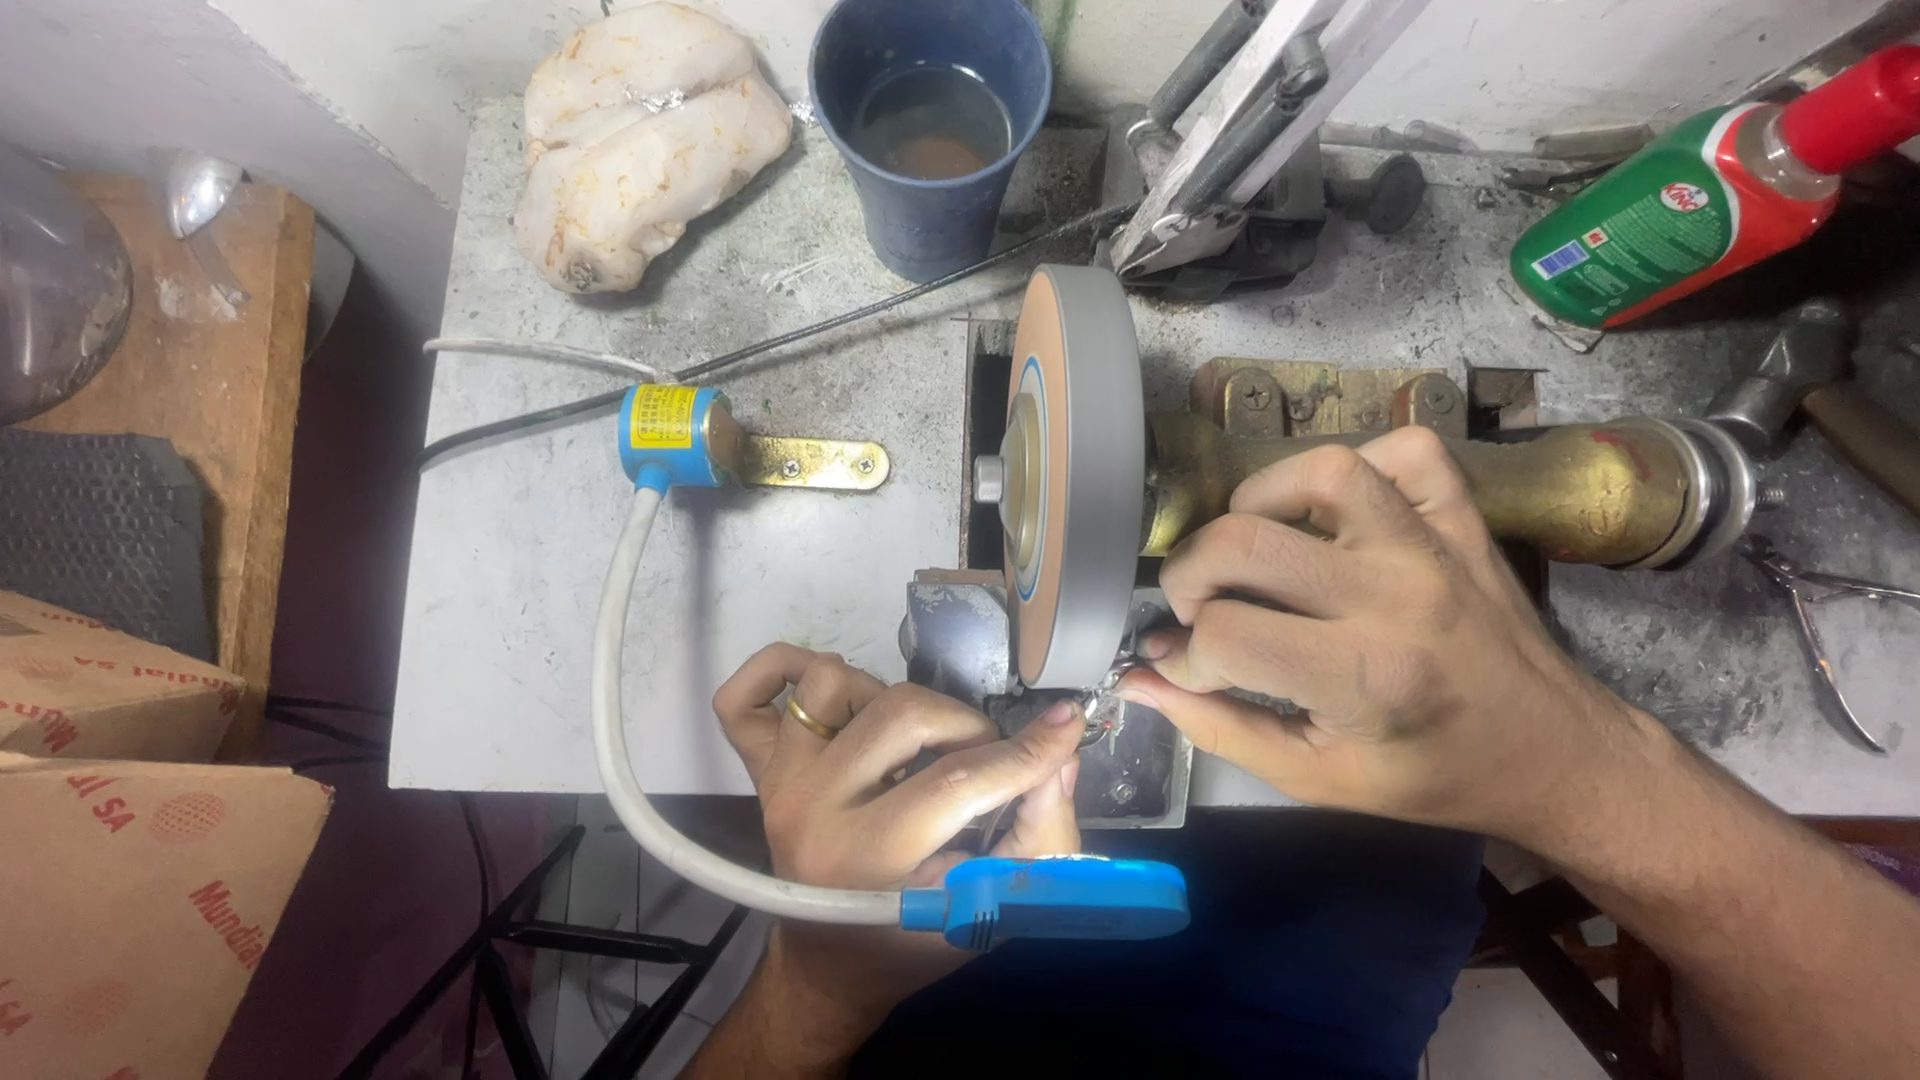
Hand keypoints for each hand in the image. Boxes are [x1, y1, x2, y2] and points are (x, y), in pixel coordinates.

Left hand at [707, 644, 1081, 1057]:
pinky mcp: (759, 769)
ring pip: (834, 683)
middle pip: (902, 714)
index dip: (1025, 752)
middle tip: (983, 758)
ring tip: (913, 741)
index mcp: (866, 861)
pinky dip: (785, 671)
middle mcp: (810, 810)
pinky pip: (746, 698)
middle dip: (964, 726)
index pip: (957, 782)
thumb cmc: (912, 945)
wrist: (830, 964)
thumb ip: (1041, 837)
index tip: (1067, 728)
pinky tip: (838, 696)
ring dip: (889, 698)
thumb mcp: (993, 912)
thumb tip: (1062, 753)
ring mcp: (778, 781)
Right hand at [1119, 426, 1649, 842]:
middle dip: (1189, 575)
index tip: (1191, 671)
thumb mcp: (1312, 777)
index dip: (1186, 655)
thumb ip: (1215, 727)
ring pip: (1319, 472)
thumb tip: (1138, 678)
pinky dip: (1354, 469)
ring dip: (1257, 503)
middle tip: (1199, 607)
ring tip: (1253, 546)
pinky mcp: (1461, 517)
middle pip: (1244, 541)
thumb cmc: (1427, 775)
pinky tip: (1331, 514)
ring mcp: (1434, 545)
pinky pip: (1403, 451)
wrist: (1555, 756)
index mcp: (1363, 677)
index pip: (1223, 633)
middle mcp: (1396, 596)